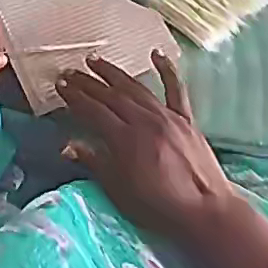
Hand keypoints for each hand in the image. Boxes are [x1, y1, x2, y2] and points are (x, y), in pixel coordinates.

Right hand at [58, 52, 250, 243]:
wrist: (206, 213)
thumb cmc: (158, 207)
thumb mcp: (119, 190)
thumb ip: (94, 163)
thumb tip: (67, 146)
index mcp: (125, 139)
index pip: (93, 111)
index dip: (74, 97)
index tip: (60, 85)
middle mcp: (144, 121)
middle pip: (110, 96)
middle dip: (87, 82)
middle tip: (69, 72)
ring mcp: (167, 118)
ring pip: (135, 88)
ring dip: (113, 73)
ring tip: (94, 60)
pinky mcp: (186, 120)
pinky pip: (175, 90)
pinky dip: (166, 70)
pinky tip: (155, 54)